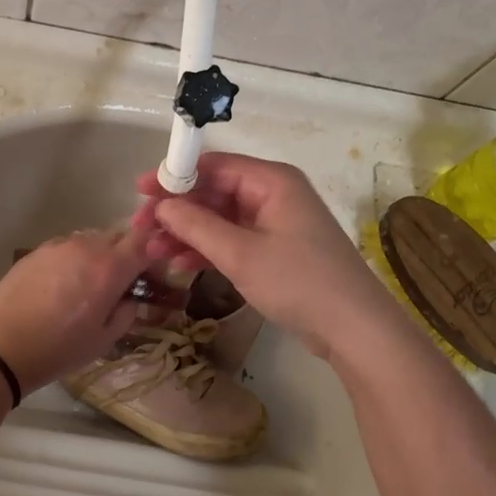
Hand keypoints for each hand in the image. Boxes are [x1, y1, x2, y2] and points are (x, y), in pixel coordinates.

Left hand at [0, 227, 148, 392]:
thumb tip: (130, 298)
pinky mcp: (36, 250)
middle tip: (123, 284)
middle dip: (127, 255)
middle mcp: (86, 247)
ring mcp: (58, 245)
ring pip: (91, 239)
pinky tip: (64, 285)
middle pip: (119, 236)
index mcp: (109, 268)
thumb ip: (126, 313)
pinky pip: (67, 246)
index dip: (154, 254)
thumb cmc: (58, 350)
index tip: (152, 276)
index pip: (145, 241)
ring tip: (90, 286)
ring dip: (100, 256)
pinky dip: (75, 259)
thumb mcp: (104, 341)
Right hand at [134, 153, 389, 358]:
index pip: (214, 166)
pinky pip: (233, 240)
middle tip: (140, 227)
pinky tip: (180, 264)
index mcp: (272, 181)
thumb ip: (196, 226)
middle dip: (177, 210)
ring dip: (187, 233)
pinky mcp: (277, 251)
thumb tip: (162, 204)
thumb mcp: (240, 254)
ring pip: (220, 219)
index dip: (175, 176)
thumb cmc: (299, 281)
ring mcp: (276, 224)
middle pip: (215, 192)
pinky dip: (208, 250)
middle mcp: (274, 194)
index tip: (140, 190)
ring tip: (153, 252)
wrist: (355, 329)